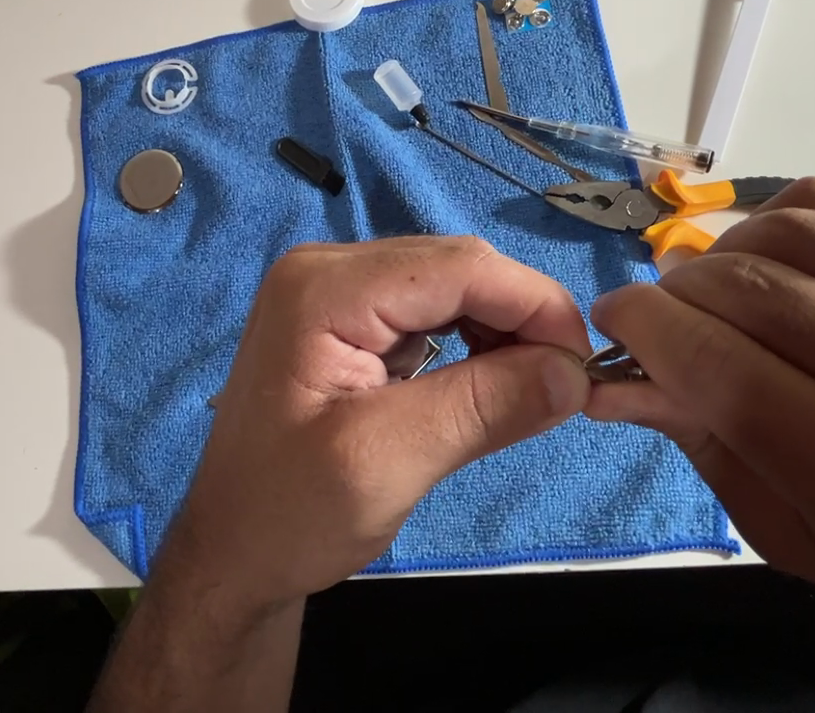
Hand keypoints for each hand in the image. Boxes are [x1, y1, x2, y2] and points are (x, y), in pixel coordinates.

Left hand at [158, 237, 592, 612]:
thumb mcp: (386, 463)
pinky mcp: (347, 318)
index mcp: (324, 288)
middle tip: (561, 387)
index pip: (457, 266)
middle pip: (455, 267)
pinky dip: (471, 339)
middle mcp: (327, 269)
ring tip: (525, 389)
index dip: (534, 304)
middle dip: (520, 317)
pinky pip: (429, 310)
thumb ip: (481, 408)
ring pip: (449, 285)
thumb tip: (573, 372)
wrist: (231, 548)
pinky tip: (484, 380)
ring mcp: (334, 290)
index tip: (583, 369)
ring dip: (500, 329)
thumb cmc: (289, 514)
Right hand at [587, 178, 814, 629]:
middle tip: (661, 307)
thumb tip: (609, 373)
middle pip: (758, 295)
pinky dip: (776, 220)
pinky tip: (770, 257)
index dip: (650, 332)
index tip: (614, 318)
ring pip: (794, 236)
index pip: (733, 377)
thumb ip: (698, 440)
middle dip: (677, 291)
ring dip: (723, 252)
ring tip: (714, 284)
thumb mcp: (789, 529)